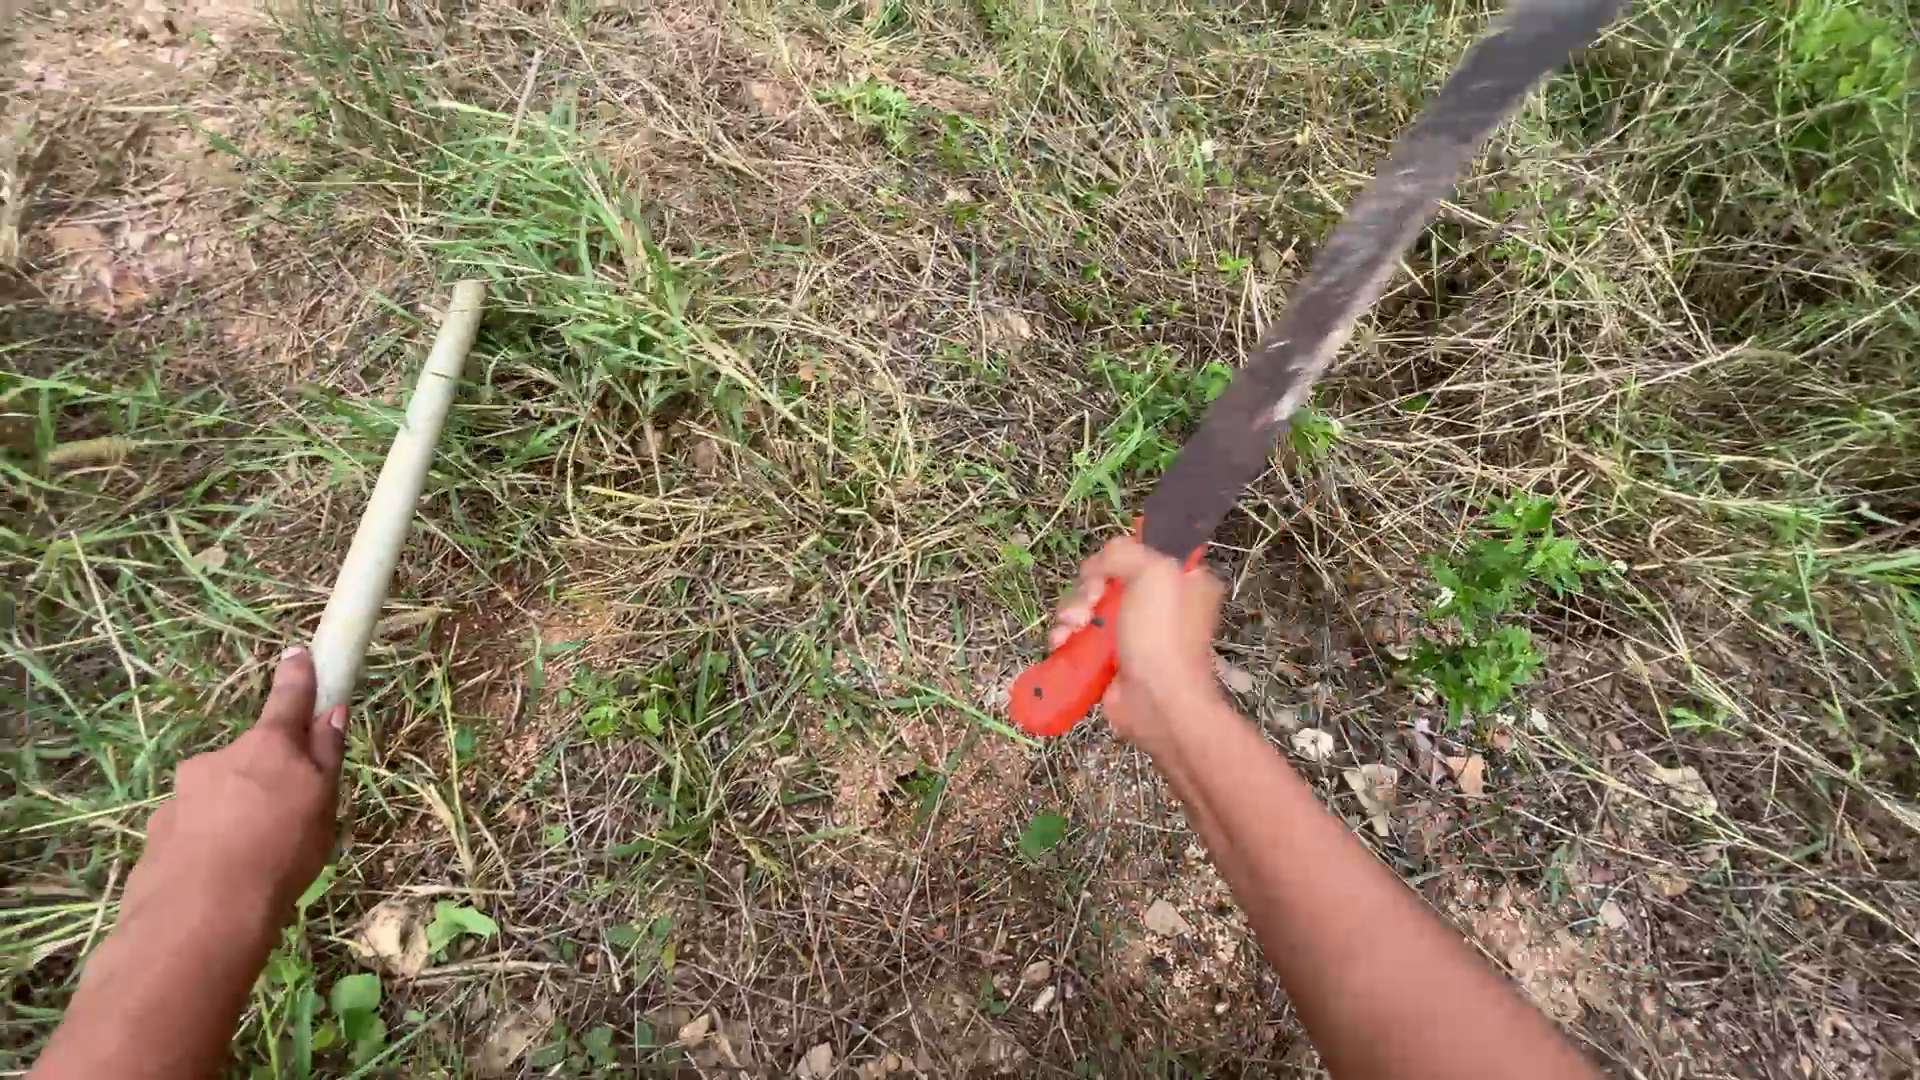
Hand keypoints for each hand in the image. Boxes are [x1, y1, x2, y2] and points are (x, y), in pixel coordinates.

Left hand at [119, 646, 344, 939]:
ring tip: (265, 847)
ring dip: (245, 806)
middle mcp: (219, 759)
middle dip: (274, 770)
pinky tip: (231, 864)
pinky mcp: (158, 832)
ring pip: (225, 790)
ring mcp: (182, 795)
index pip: (288, 700)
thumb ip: (327, 755)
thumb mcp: (324, 799)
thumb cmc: (283, 847)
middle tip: (298, 808)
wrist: (200, 916)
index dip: (298, 675)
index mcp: (268, 746)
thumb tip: (331, 713)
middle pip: (256, 754)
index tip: (298, 651)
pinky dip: (218, 833)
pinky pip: (200, 821)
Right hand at [1049, 536, 1226, 752]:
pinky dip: (1065, 634)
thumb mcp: (1154, 573)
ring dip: (1071, 611)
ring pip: (1087, 604)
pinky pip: (1078, 633)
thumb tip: (1102, 561)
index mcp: (1181, 579)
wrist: (1156, 700)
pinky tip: (1061, 641)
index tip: (1109, 569)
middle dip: (1088, 588)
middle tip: (1091, 602)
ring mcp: (1131, 630)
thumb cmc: (1162, 634)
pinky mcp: (1107, 654)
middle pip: (1106, 576)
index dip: (1119, 556)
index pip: (1142, 550)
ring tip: (1071, 628)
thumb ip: (1126, 552)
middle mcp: (1158, 602)